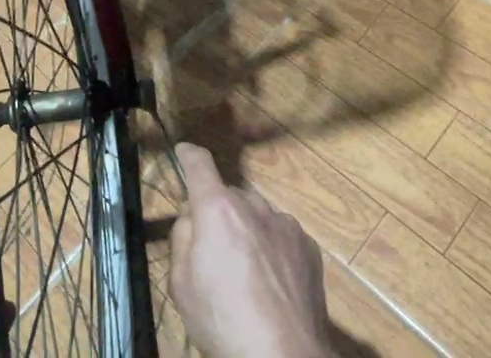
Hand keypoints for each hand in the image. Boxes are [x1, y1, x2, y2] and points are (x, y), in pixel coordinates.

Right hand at [168, 142, 331, 357]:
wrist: (283, 356)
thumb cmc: (222, 321)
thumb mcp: (181, 284)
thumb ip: (183, 239)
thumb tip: (192, 218)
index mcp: (217, 210)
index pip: (200, 165)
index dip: (189, 155)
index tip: (184, 152)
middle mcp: (253, 206)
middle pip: (229, 195)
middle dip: (218, 212)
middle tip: (212, 250)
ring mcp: (285, 224)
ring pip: (257, 214)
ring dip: (247, 229)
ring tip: (246, 272)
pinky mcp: (308, 247)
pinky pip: (281, 234)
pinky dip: (272, 247)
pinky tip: (271, 282)